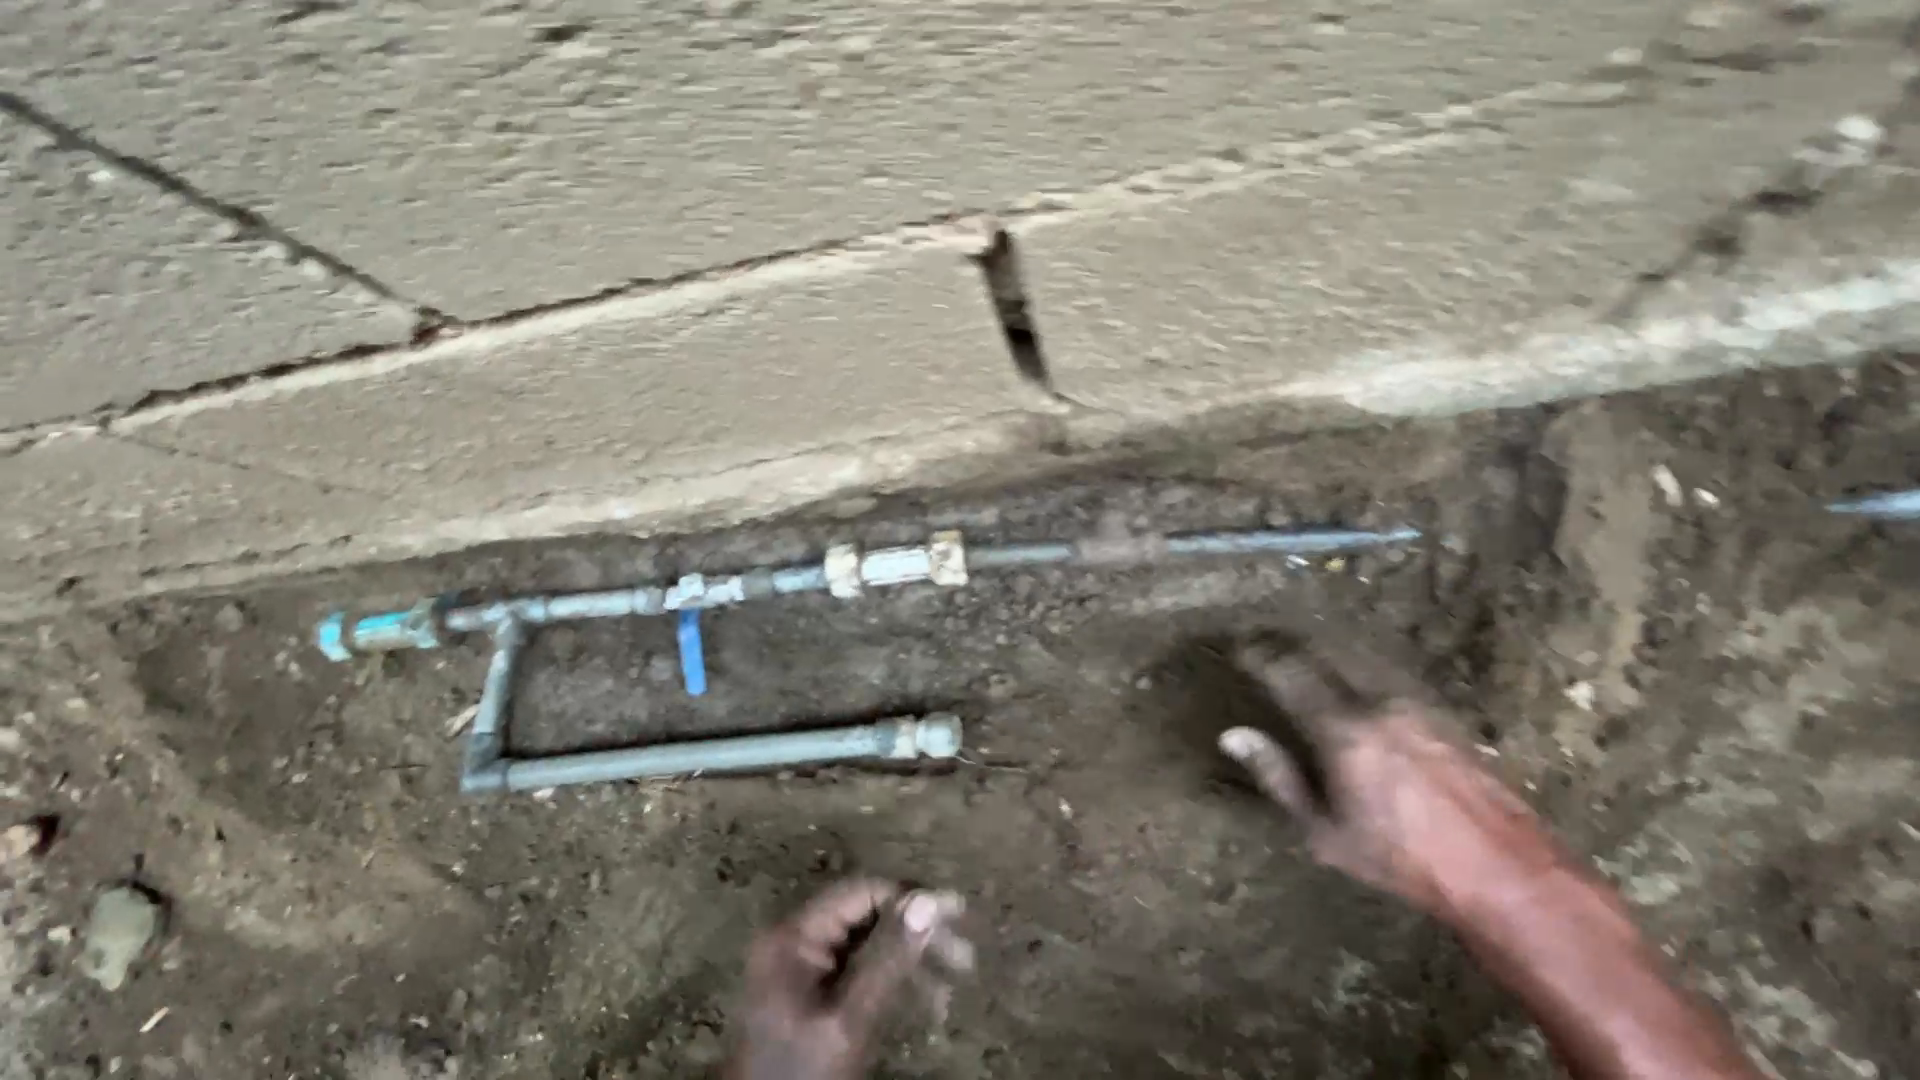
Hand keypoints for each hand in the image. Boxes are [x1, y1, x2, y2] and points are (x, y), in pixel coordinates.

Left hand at [728, 880, 967, 1079]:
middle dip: (916, 931)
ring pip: (868, 939)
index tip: (956, 913)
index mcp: (794, 934)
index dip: (909, 897)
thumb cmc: (804, 1071)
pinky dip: (893, 977)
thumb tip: (928, 900)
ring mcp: (802, 962)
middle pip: (866, 914)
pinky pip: (860, 964)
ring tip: (957, 976)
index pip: (861, 892)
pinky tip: (929, 997)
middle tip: (964, 953)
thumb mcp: (850, 1016)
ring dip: (912, 956)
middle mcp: (796, 936)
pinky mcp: (812, 986)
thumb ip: (888, 957)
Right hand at [1218, 643, 1557, 918]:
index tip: (1238, 647)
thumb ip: (1278, 776)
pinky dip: (1357, 660)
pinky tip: (1352, 670)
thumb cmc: (1401, 859)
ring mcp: (1415, 702)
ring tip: (1300, 646)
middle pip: (1325, 649)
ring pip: (1359, 653)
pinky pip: (1387, 668)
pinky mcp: (1441, 710)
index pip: (1288, 672)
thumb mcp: (1325, 831)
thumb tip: (1233, 736)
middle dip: (1288, 640)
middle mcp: (1378, 702)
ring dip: (1324, 644)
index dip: (1258, 655)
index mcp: (1343, 730)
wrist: (1503, 870)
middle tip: (1263, 639)